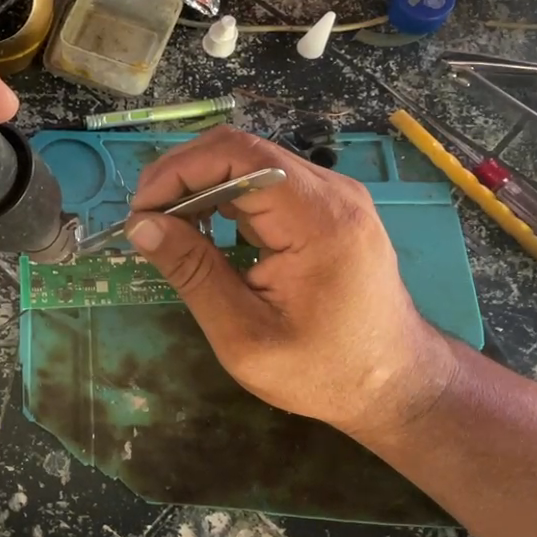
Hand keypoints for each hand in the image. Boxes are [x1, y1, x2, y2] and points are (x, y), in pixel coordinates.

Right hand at [124, 126, 460, 438]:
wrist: (395, 386)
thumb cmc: (321, 370)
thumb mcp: (243, 334)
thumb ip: (192, 273)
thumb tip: (141, 226)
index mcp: (318, 220)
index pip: (238, 156)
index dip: (178, 171)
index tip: (140, 212)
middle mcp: (331, 192)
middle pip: (240, 150)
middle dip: (181, 175)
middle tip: (145, 220)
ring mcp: (331, 196)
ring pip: (248, 162)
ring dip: (198, 185)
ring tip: (166, 227)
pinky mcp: (325, 208)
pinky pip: (263, 183)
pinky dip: (221, 197)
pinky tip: (200, 230)